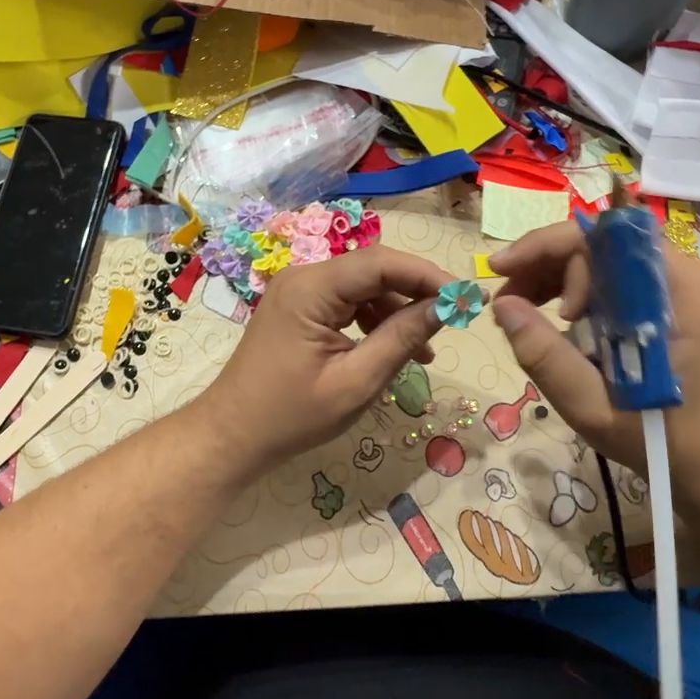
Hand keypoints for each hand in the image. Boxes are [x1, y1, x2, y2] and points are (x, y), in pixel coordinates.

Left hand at [193, 246, 452, 467]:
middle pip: (372, 270)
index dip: (427, 275)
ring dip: (396, 311)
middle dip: (415, 293)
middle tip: (453, 321)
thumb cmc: (292, 415)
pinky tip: (395, 349)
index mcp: (311, 289)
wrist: (234, 435)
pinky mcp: (297, 309)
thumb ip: (401, 339)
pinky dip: (373, 321)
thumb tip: (445, 307)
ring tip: (427, 350)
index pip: (381, 263)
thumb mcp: (356, 381)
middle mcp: (302, 278)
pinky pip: (345, 302)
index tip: (465, 297)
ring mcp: (297, 292)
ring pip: (361, 287)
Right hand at [487, 221, 699, 475]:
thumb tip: (502, 304)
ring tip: (515, 307)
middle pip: (598, 242)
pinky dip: (567, 289)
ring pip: (596, 256)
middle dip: (543, 262)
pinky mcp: (656, 300)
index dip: (549, 245)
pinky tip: (543, 314)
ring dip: (550, 275)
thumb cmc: (657, 435)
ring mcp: (669, 287)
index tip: (504, 270)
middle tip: (504, 298)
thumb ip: (546, 355)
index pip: (606, 238)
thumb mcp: (592, 404)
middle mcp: (680, 276)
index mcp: (678, 291)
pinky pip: (604, 276)